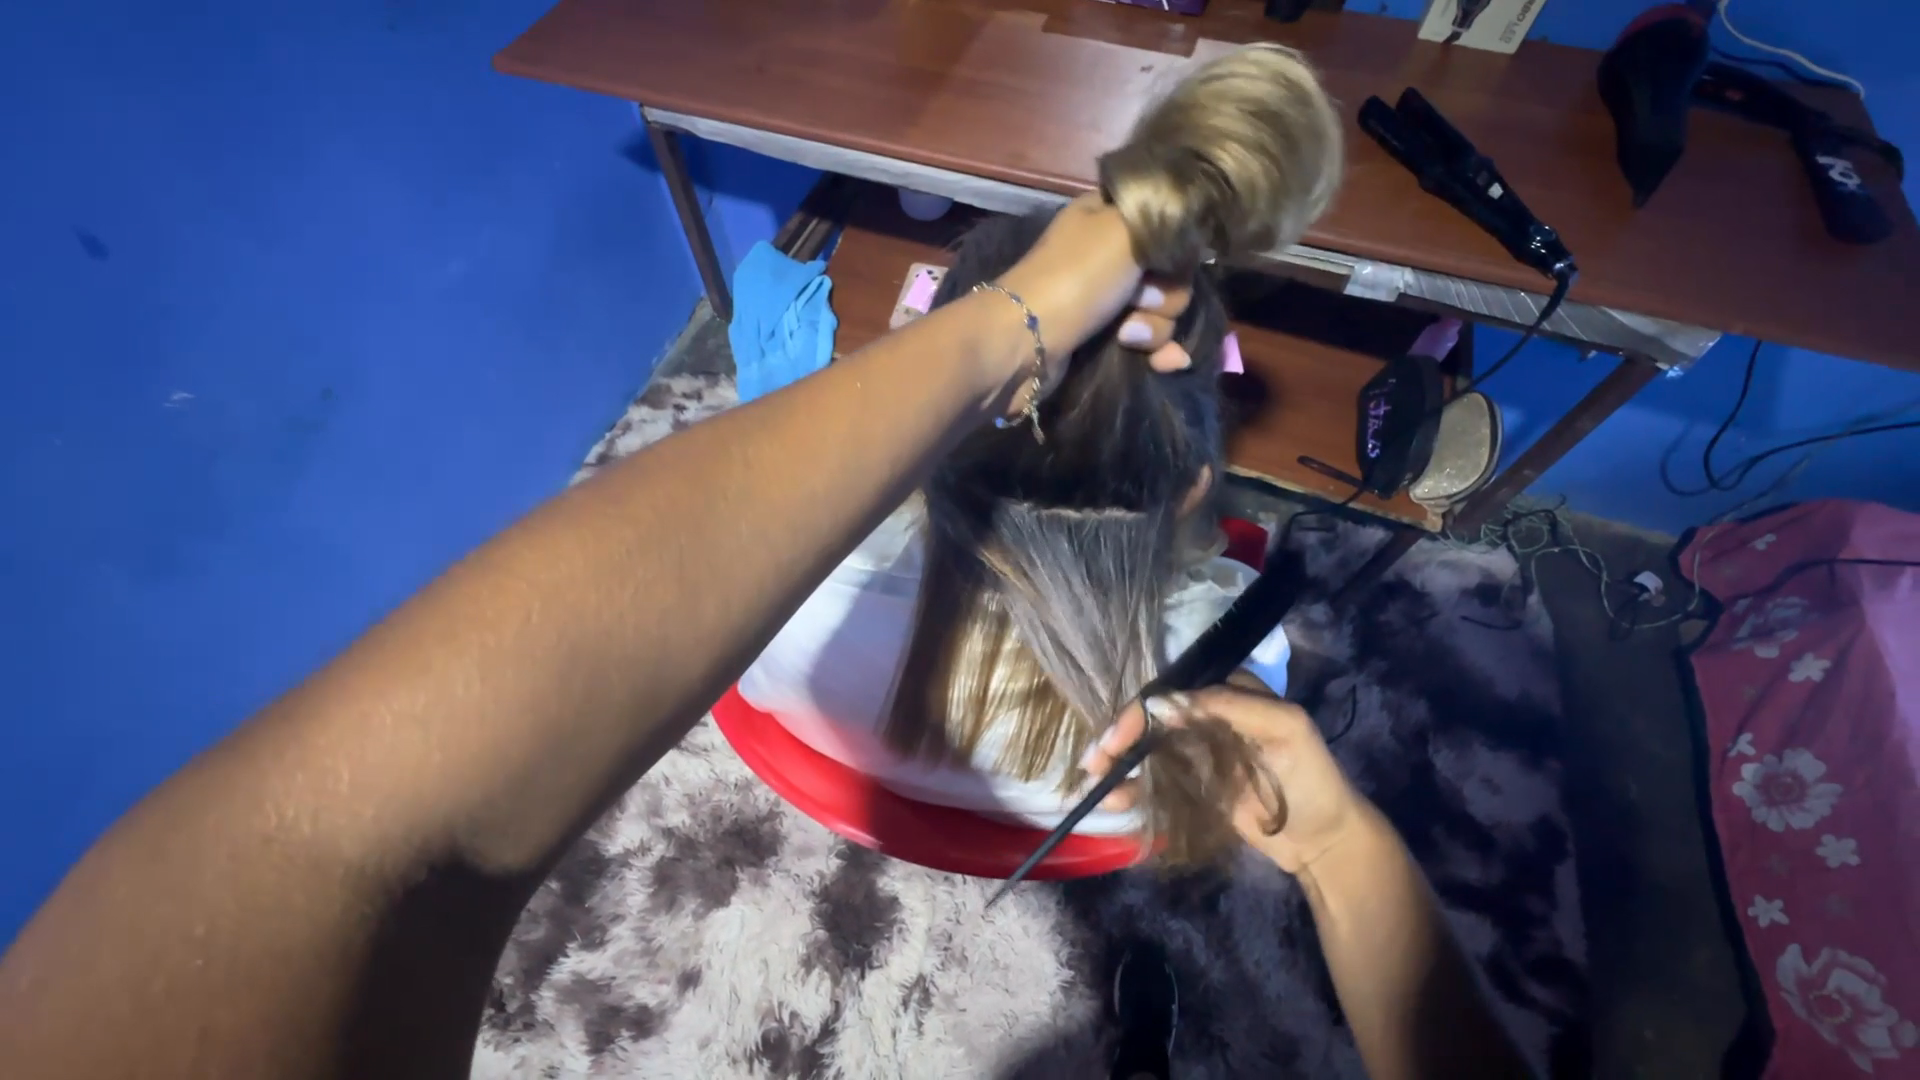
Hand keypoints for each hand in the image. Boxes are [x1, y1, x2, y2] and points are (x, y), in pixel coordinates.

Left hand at [995, 195, 1194, 378]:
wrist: (1025, 343)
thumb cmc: (1075, 278)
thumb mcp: (1126, 229)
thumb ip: (1170, 220)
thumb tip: (1196, 232)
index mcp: (1108, 216)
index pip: (1168, 224)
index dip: (1176, 246)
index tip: (1166, 260)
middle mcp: (1107, 254)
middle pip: (1170, 273)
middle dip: (1164, 295)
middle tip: (1138, 301)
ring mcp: (1103, 299)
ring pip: (1161, 312)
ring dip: (1154, 328)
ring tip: (1125, 336)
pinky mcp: (1100, 339)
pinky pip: (1147, 343)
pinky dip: (1158, 353)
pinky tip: (1165, 364)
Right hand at [1083, 686, 1368, 874]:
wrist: (1324, 841)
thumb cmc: (1312, 778)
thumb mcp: (1285, 728)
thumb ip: (1229, 706)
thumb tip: (1163, 702)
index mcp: (1228, 692)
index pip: (1173, 691)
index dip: (1142, 709)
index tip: (1119, 733)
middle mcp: (1207, 715)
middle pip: (1152, 718)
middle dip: (1120, 736)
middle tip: (1095, 760)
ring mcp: (1197, 750)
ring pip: (1147, 747)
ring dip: (1118, 760)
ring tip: (1094, 781)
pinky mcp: (1191, 783)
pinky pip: (1155, 778)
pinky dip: (1132, 787)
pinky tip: (1113, 800)